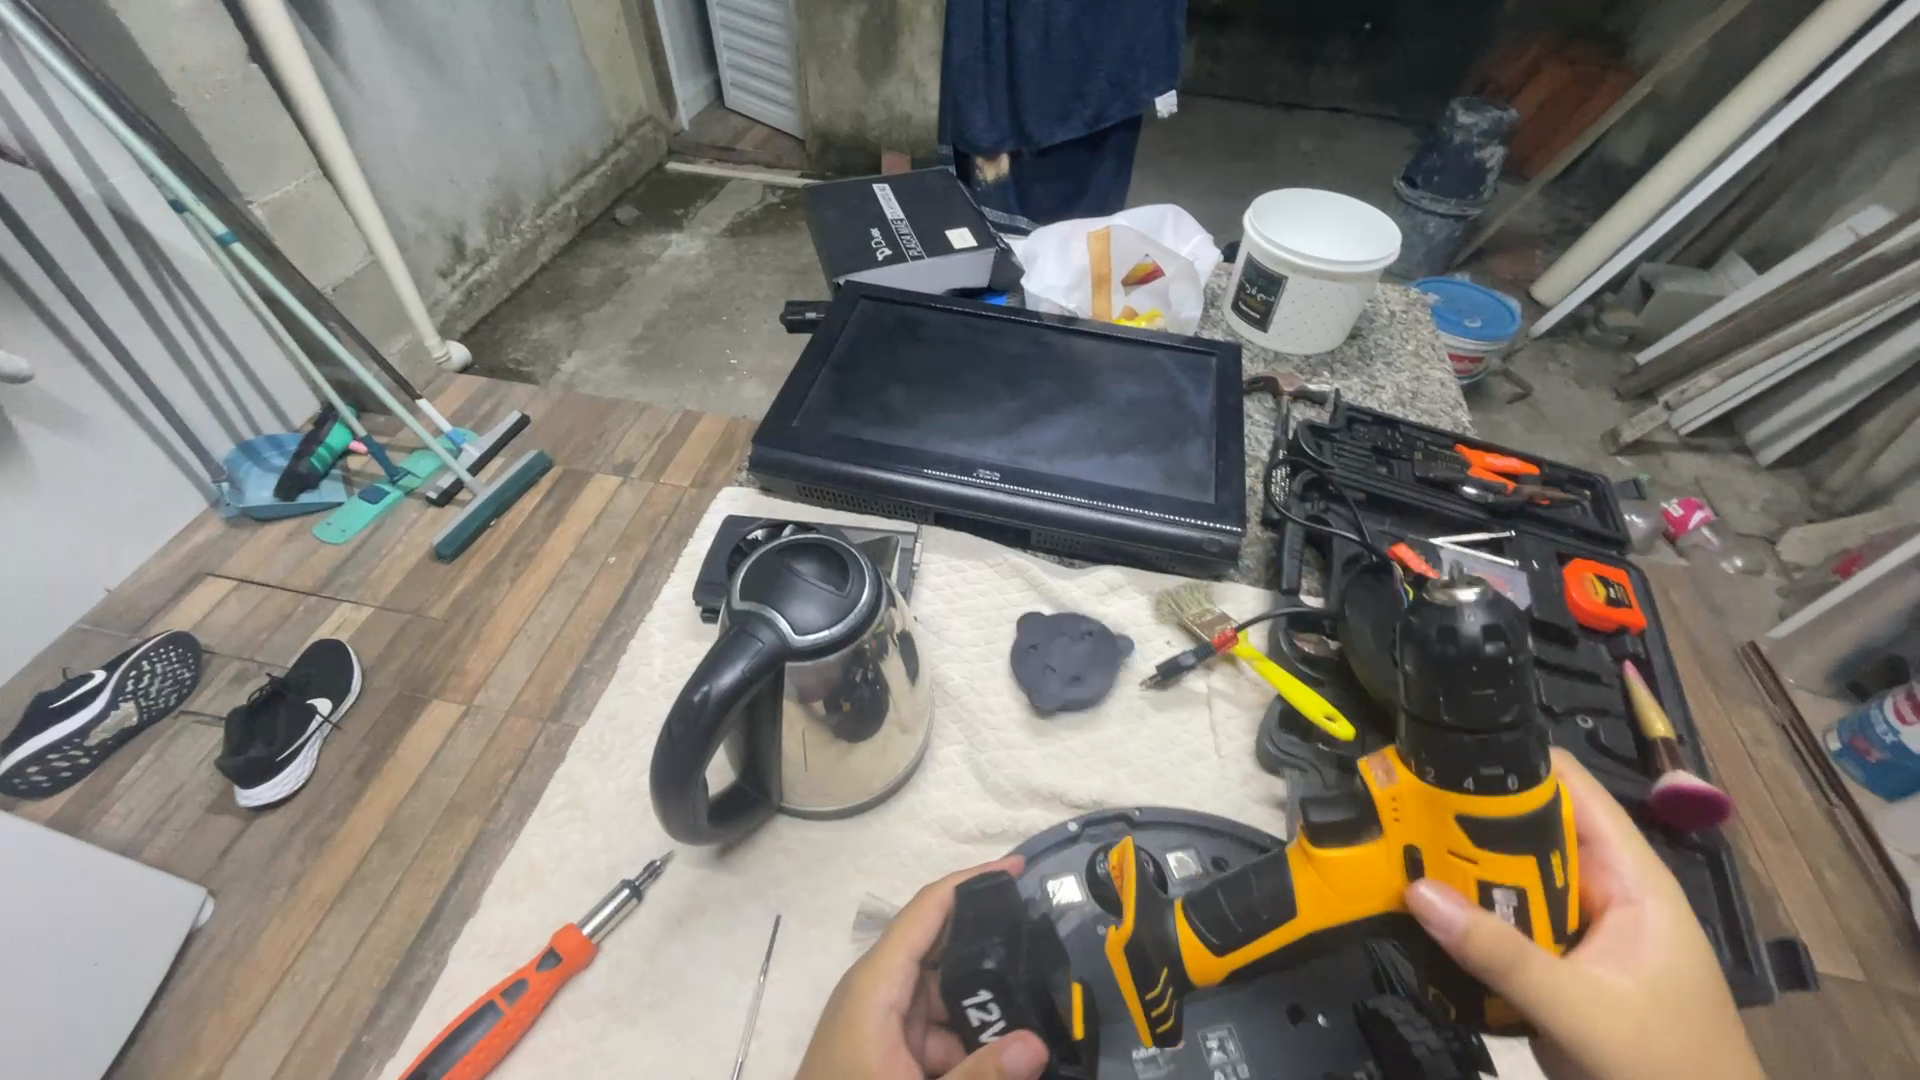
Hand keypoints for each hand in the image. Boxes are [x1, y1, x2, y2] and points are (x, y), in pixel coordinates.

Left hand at [796, 855, 1051, 1079]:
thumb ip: (979, 1074)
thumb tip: (1038, 1043)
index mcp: (876, 982)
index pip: (927, 908)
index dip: (971, 882)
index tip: (1016, 867)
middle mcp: (879, 988)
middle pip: (942, 950)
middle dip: (991, 949)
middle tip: (1044, 944)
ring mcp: (883, 1021)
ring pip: (945, 994)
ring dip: (984, 1004)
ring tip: (1040, 1001)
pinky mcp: (888, 1049)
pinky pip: (937, 1029)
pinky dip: (968, 1038)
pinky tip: (1004, 1050)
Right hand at [1405, 748, 1764, 1079]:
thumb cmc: (1670, 1073)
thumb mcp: (1587, 1014)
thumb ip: (1504, 957)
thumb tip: (1417, 891)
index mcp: (1631, 881)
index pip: (1573, 791)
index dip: (1515, 760)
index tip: (1443, 747)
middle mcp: (1598, 891)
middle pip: (1523, 829)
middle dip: (1463, 813)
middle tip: (1392, 799)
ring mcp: (1570, 926)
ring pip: (1502, 873)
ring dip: (1452, 864)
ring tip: (1385, 841)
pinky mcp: (1545, 959)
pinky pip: (1492, 916)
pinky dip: (1455, 907)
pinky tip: (1406, 898)